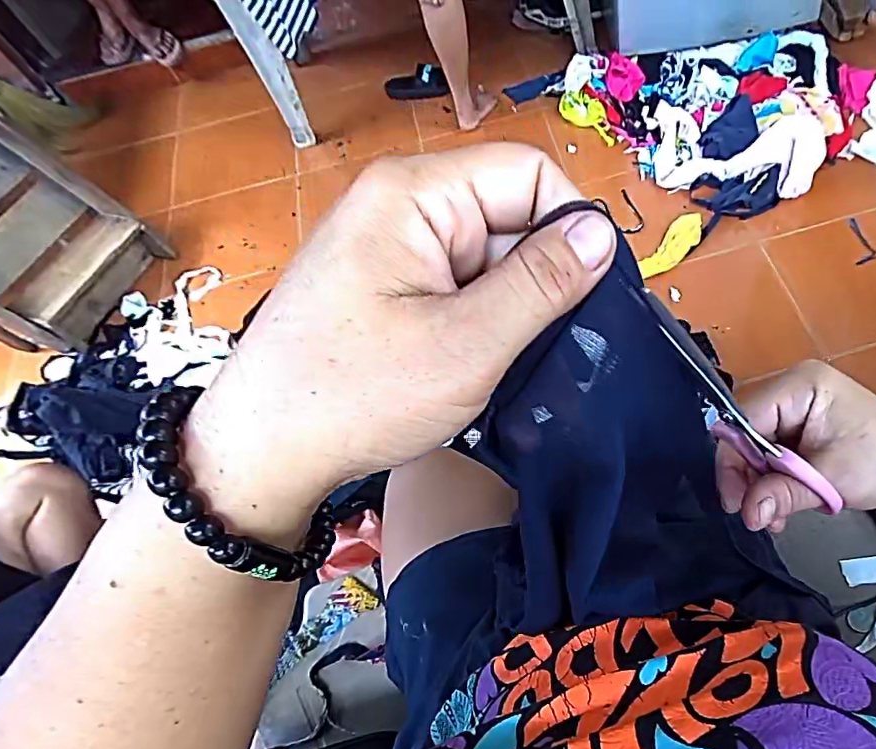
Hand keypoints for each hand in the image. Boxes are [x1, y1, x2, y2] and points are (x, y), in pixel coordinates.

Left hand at [182, 143, 617, 539]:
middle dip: (543, 279)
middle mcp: (407, 209)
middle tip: (542, 344)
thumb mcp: (469, 342)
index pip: (529, 173)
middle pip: (514, 217)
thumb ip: (540, 284)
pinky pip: (470, 291)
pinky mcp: (401, 289)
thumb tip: (600, 235)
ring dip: (518, 310)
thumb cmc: (357, 394)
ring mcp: (401, 251)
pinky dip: (492, 325)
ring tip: (509, 360)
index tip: (588, 294)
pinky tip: (487, 363)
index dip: (572, 227)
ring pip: (497, 262)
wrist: (274, 448)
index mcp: (416, 196)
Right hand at [715, 361, 875, 532]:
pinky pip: (771, 457)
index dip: (734, 459)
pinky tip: (780, 509)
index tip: (736, 500)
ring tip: (773, 517)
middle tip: (753, 514)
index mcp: (803, 385)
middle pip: (746, 434)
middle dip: (748, 478)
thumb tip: (746, 512)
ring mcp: (799, 411)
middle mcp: (796, 390)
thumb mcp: (830, 480)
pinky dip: (771, 485)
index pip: (744, 418)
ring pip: (756, 451)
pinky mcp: (802, 432)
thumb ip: (783, 493)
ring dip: (759, 487)